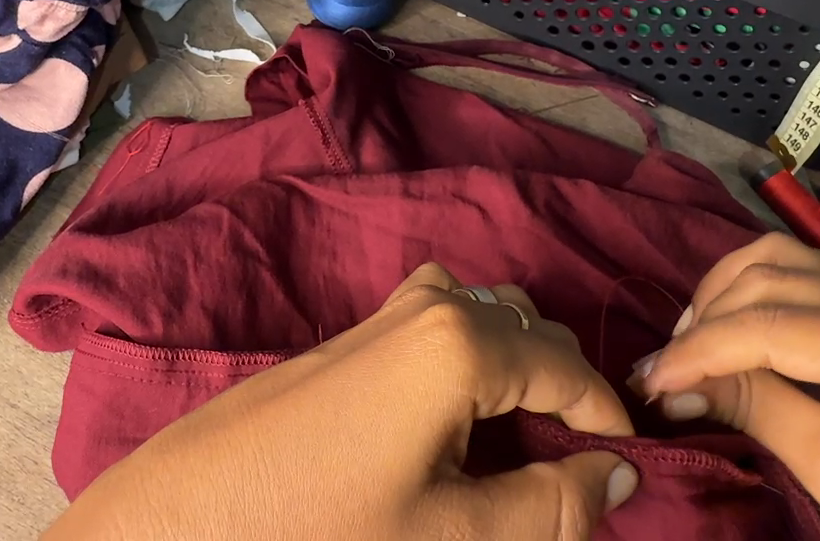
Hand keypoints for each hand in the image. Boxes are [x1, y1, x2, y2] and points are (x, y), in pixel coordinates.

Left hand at [45, 263, 640, 540]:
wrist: (184, 515)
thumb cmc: (324, 528)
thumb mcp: (454, 538)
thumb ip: (551, 506)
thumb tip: (624, 475)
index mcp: (462, 339)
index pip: (570, 368)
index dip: (610, 421)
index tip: (634, 473)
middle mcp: (432, 302)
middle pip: (534, 330)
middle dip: (567, 390)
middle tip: (577, 467)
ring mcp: (389, 308)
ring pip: (490, 316)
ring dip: (522, 366)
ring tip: (524, 442)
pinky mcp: (359, 328)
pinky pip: (445, 320)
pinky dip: (477, 357)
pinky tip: (462, 415)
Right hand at [631, 234, 819, 540]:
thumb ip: (754, 408)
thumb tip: (668, 379)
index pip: (776, 326)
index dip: (703, 348)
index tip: (649, 378)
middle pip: (776, 279)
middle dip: (708, 320)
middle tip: (662, 368)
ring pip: (786, 261)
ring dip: (727, 293)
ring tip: (691, 342)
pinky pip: (807, 280)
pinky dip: (755, 295)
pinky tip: (729, 326)